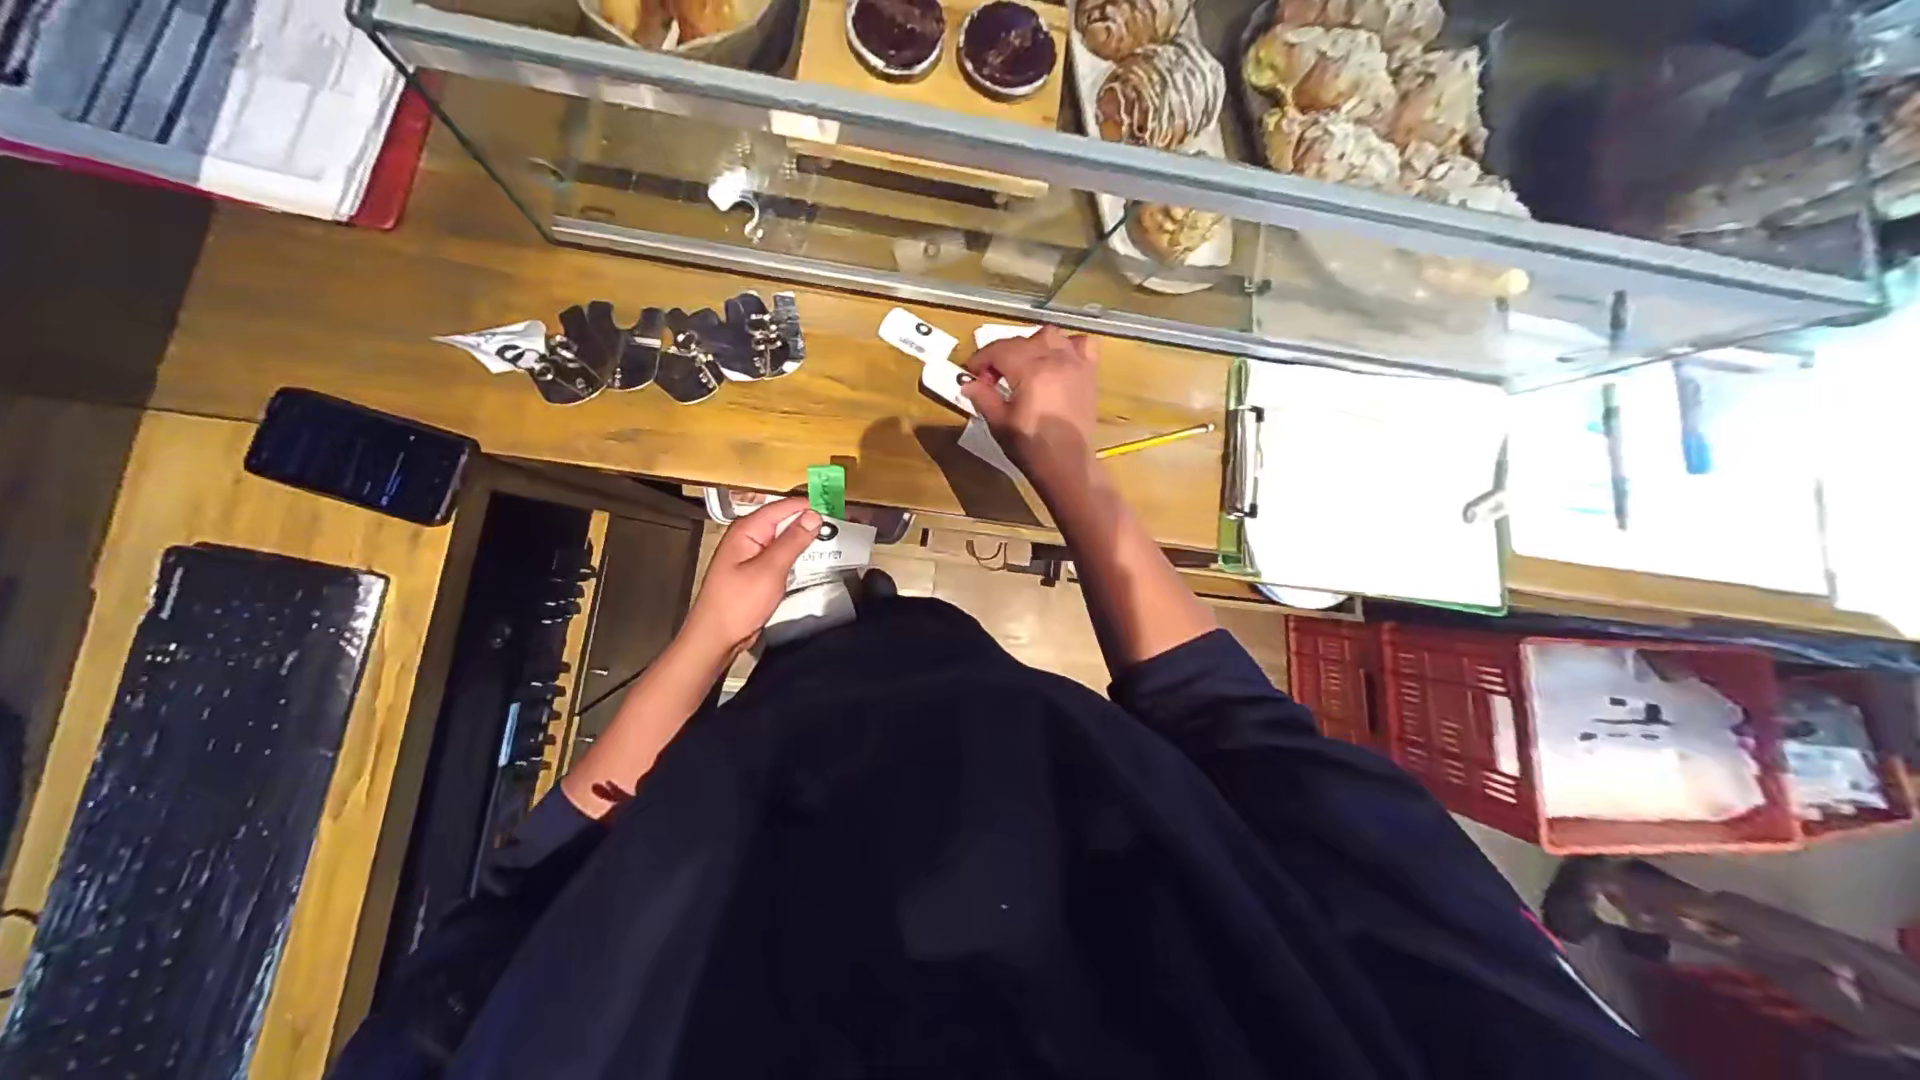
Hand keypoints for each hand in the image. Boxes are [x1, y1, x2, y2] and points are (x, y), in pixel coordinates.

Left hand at [682, 496, 821, 657]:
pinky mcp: (757, 571)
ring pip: (784, 538)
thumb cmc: (738, 604)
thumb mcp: (770, 570)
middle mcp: (748, 537)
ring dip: (806, 537)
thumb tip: (813, 515)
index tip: (837, 507)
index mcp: (746, 530)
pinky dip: (798, 554)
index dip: (809, 505)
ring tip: (834, 537)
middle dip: (810, 520)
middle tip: (841, 523)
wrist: (717, 638)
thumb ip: (793, 541)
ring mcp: (751, 554)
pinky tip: (815, 557)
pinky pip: (781, 554)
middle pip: (784, 520)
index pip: (783, 507)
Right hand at [961, 326, 1099, 492]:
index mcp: (1030, 370)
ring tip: (1025, 366)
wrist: (1067, 465)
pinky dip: (1067, 346)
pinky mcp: (1089, 373)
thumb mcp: (1000, 423)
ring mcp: (1075, 363)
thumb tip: (967, 383)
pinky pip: (1081, 344)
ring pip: (1050, 335)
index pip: (999, 350)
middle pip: (1021, 341)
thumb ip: (983, 397)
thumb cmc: (1031, 447)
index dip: (981, 359)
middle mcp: (1055, 359)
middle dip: (1002, 354)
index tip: (972, 373)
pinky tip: (1058, 361)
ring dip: (1032, 345)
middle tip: (993, 379)